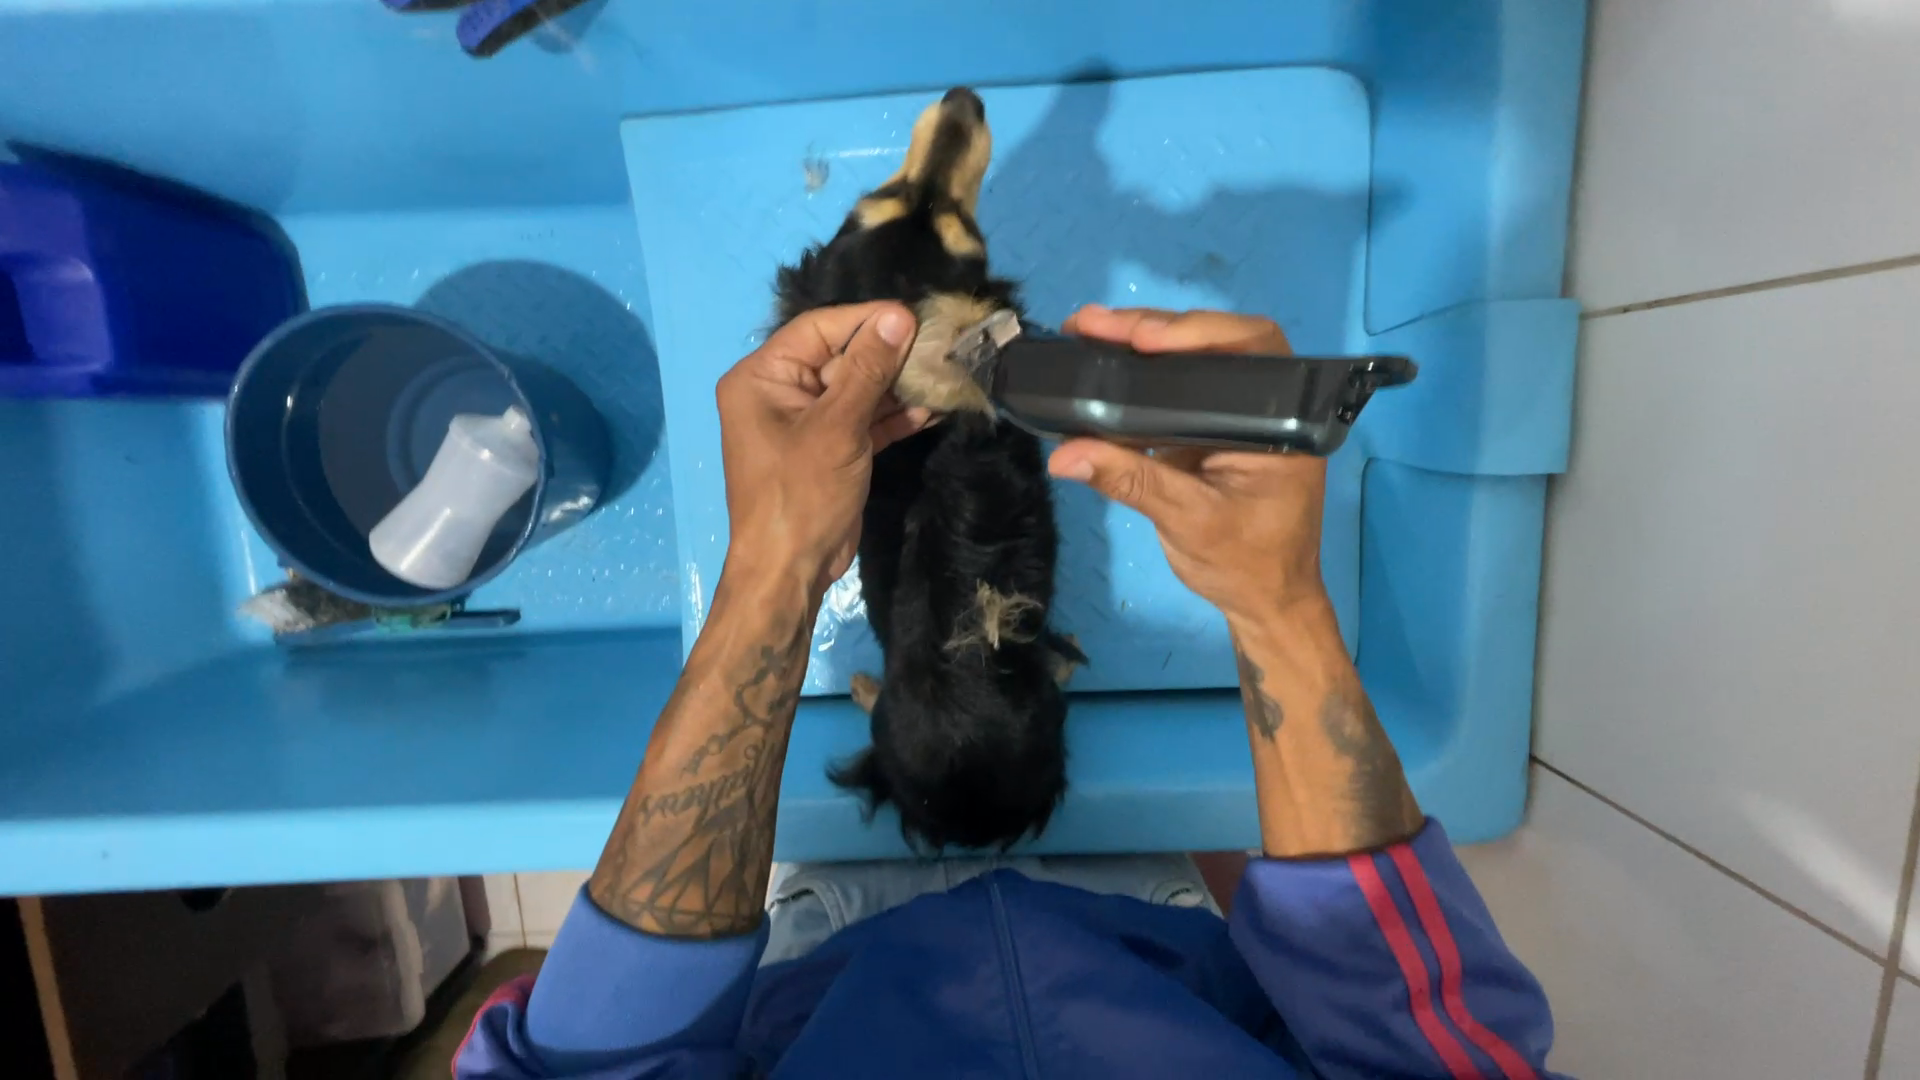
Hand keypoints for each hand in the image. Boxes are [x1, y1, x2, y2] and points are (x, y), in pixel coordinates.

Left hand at [717, 301, 925, 594]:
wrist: (791, 569)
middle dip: (889, 356)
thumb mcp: (836, 427)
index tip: (914, 317)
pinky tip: (930, 409)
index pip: (819, 329)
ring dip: (897, 387)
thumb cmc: (801, 493)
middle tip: (937, 347)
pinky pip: (865, 421)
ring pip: (858, 390)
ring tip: (942, 374)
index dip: (866, 321)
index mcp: (763, 377)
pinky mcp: (832, 449)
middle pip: (842, 358)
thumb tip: (899, 316)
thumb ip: (868, 370)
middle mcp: (781, 393)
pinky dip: (893, 417)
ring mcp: (808, 423)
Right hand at [1046, 305, 1329, 628]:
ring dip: (1134, 351)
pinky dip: (1132, 387)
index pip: (1247, 350)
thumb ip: (1131, 482)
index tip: (1139, 337)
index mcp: (1280, 420)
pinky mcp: (1202, 436)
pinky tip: (1095, 376)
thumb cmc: (1246, 563)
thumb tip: (1063, 455)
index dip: (1194, 332)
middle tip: (1089, 324)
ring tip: (1083, 336)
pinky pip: (1167, 400)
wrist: (1262, 601)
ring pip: (1185, 368)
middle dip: (1150, 330)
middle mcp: (1259, 408)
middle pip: (1209, 347)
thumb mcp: (1189, 521)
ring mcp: (1229, 420)